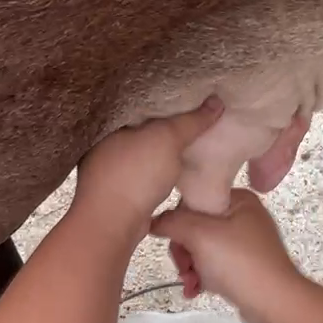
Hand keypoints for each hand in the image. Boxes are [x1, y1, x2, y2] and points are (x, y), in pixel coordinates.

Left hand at [71, 98, 223, 242]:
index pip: (142, 104)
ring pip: (143, 153)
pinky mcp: (119, 192)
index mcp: (111, 124)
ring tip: (190, 143)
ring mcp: (109, 170)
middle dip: (167, 127)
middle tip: (197, 119)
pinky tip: (174, 170)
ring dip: (162, 152)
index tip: (192, 98)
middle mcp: (105, 143)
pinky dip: (157, 172)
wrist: (113, 224)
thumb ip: (191, 121)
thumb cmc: (135, 173)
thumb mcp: (167, 139)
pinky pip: (144, 174)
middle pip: (144, 129)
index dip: (167, 101)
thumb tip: (217, 101)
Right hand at [149, 188, 305, 322]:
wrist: (275, 303)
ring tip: (190, 283)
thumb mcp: (199, 235)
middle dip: (184, 251)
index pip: (194, 200)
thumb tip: (153, 221)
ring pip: (201, 248)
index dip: (178, 222)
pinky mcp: (245, 265)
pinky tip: (196, 290)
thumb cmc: (239, 263)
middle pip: (195, 226)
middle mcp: (243, 216)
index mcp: (238, 198)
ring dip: (190, 267)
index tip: (174, 243)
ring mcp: (246, 242)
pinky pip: (213, 264)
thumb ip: (171, 222)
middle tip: (183, 267)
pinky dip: (202, 276)